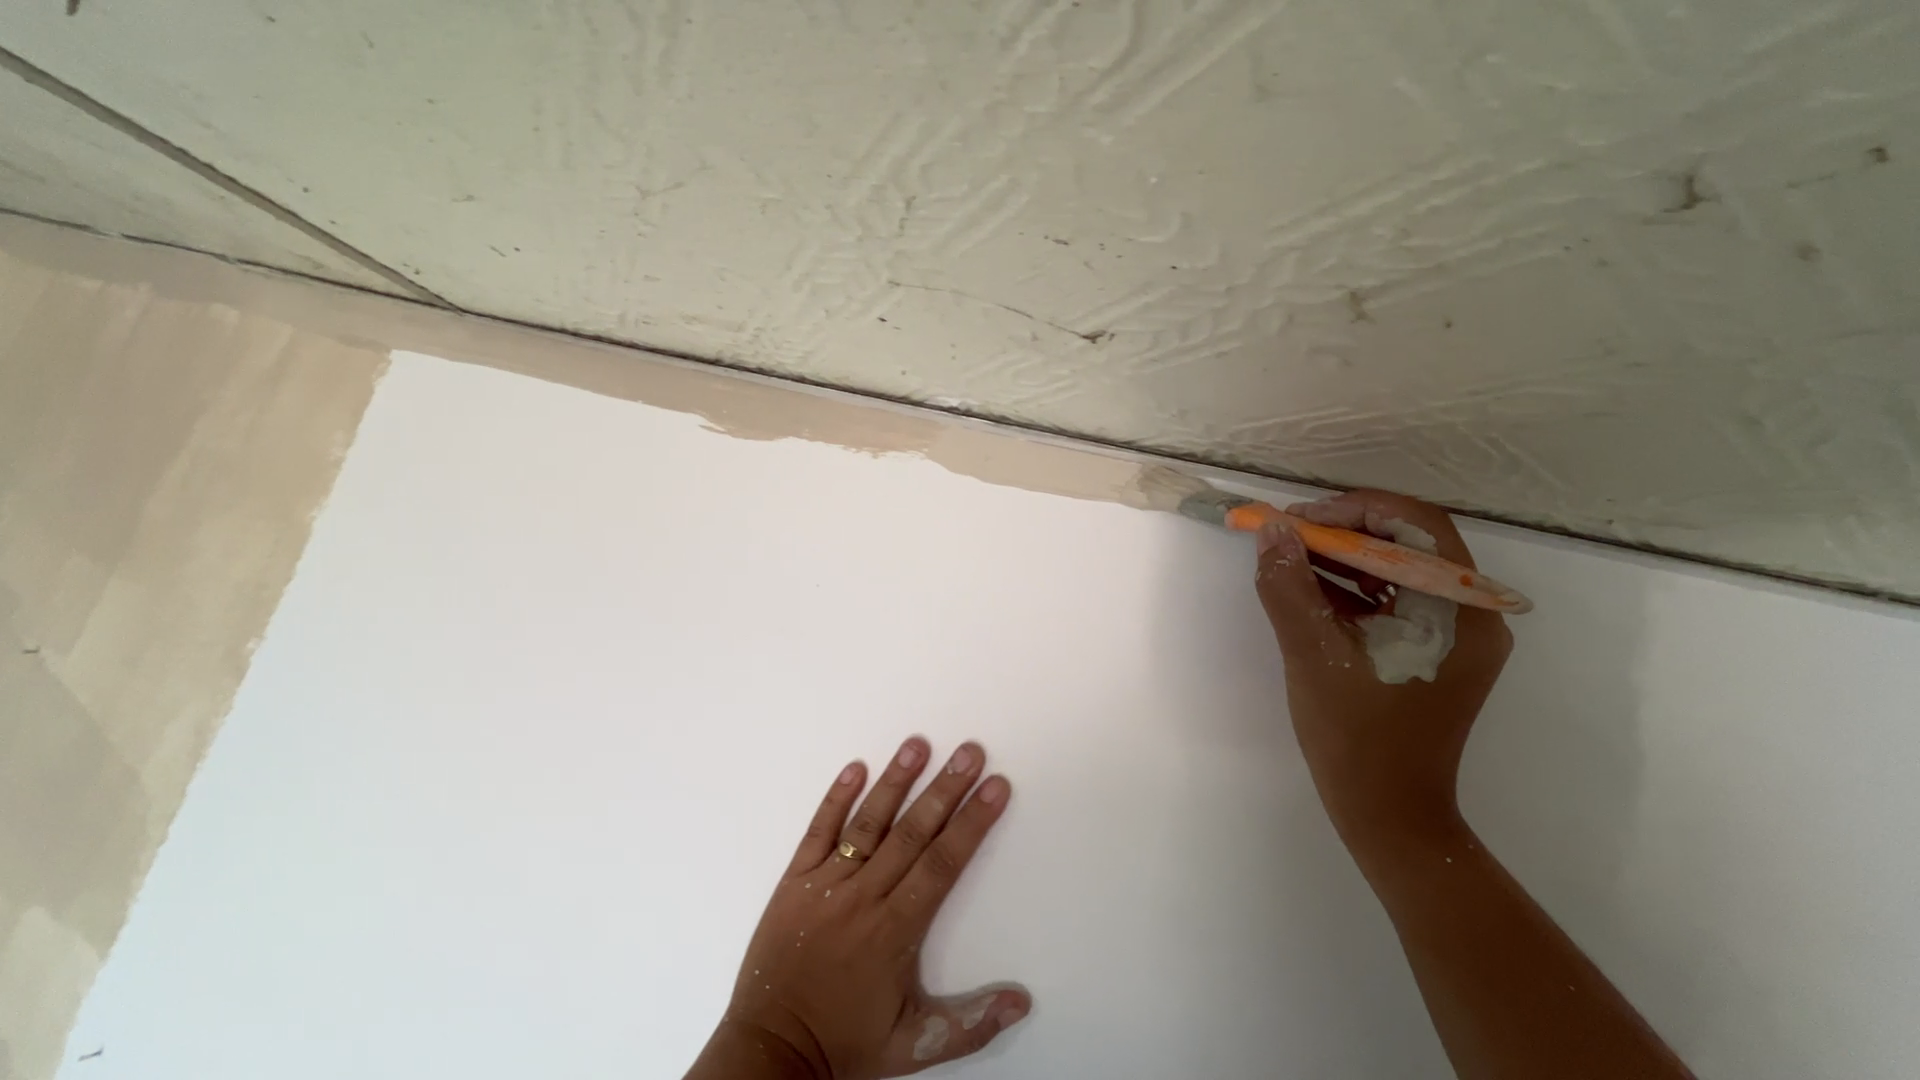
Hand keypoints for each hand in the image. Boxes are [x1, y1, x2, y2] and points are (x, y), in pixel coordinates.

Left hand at [689, 738, 1029, 1079]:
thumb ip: (969, 1024)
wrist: (771, 1051)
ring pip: (867, 825)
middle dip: (945, 790)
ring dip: (895, 782)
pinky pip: (817, 833)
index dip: (971, 823)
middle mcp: (862, 898)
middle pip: (912, 834)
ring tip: (918, 744)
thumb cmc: (845, 1045)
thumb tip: (1021, 1003)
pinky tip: (855, 768)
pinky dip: (835, 799)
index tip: (995, 788)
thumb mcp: (913, 1047)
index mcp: (894, 931)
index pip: (942, 864)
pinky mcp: (794, 883)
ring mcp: (825, 885)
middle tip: (970, 752)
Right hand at [1253, 491, 1511, 851]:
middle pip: (1410, 545)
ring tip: (1291, 558)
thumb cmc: (1355, 737)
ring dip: (1346, 559)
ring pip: (1401, 572)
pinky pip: (1396, 602)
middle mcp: (1472, 616)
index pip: (1417, 527)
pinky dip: (1354, 590)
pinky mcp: (1437, 655)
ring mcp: (1457, 637)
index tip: (1301, 519)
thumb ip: (1289, 587)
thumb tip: (1272, 531)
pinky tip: (1309, 591)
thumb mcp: (1312, 655)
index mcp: (1459, 612)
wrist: (1388, 815)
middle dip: (1346, 531)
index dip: (1356, 509)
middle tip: (1290, 535)